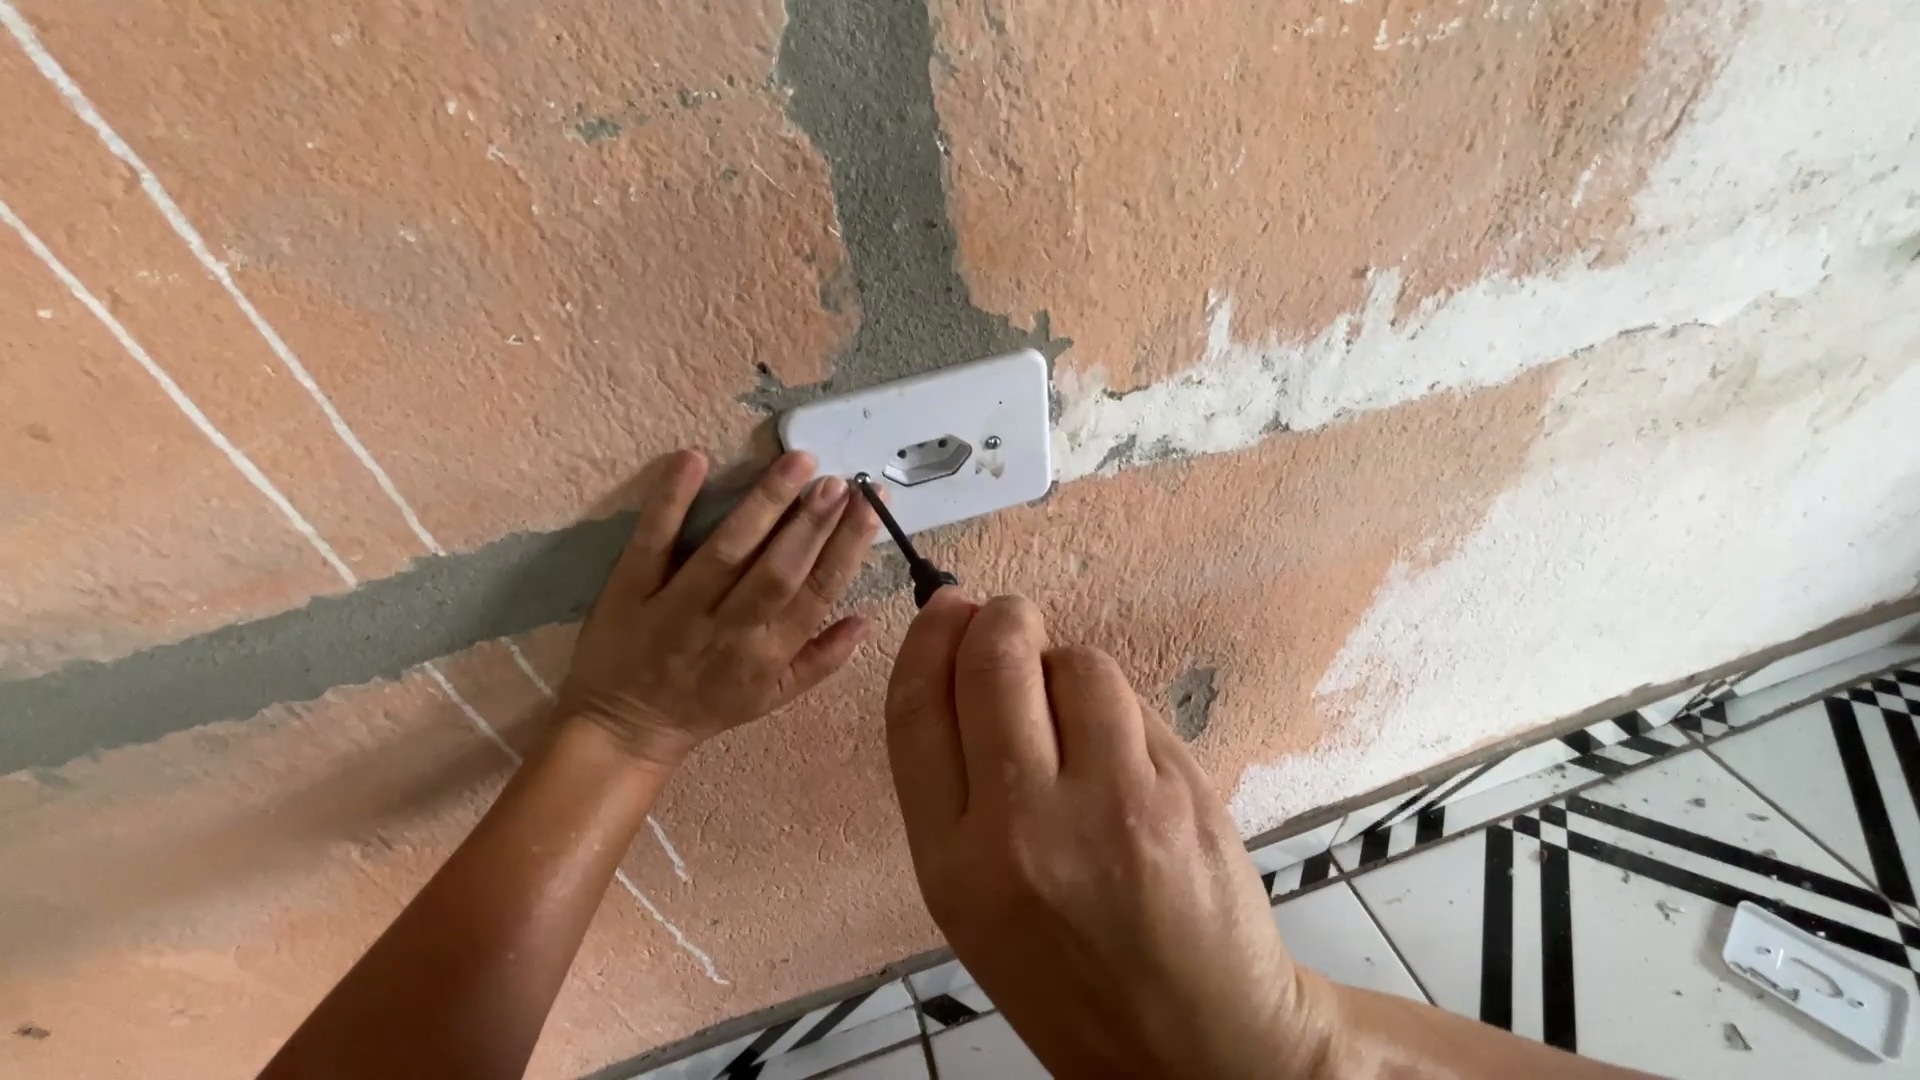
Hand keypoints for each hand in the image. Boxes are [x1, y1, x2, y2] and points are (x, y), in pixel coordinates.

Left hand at [558, 448, 880, 769]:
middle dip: (814, 523)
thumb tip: (866, 620)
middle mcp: (729, 629)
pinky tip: (695, 459)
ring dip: (765, 504)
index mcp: (769, 653)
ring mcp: (678, 607)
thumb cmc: (707, 707)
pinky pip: (653, 541)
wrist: (624, 729)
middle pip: (780, 570)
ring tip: (798, 462)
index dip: (848, 547)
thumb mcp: (773, 697)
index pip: (818, 592)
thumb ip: (822, 660)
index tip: (870, 506)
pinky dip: (673, 501)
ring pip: (728, 550)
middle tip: (840, 481)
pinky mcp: (630, 590)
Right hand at [884, 592, 1338, 1079]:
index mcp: (951, 866)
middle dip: (1000, 619)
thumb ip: (957, 782)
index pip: (917, 711)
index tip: (944, 605)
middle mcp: (1020, 830)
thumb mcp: (974, 898)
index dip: (926, 641)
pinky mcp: (1178, 791)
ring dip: (1065, 663)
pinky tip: (1123, 748)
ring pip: (1073, 663)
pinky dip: (1115, 701)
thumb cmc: (1067, 970)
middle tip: (1010, 619)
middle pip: (993, 662)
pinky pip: (1130, 699)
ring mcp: (1109, 807)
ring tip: (1077, 709)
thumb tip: (961, 653)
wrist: (1194, 1043)